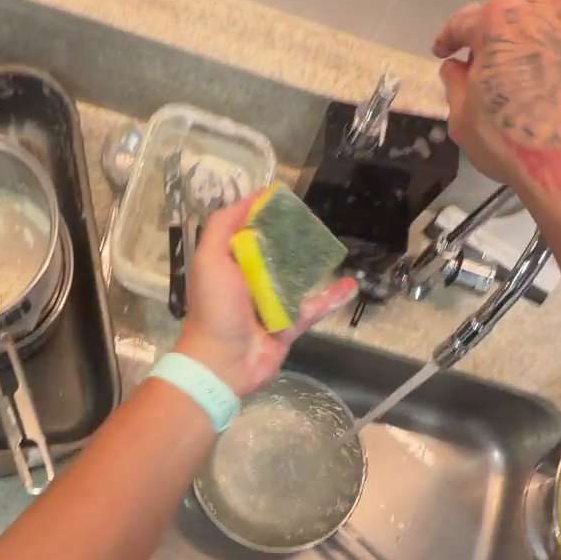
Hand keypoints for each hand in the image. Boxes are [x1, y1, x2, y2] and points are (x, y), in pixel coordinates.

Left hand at [174, 194, 358, 395]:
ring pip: (297, 278)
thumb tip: (253, 197)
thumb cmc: (215, 309)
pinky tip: (351, 283)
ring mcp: (271, 304)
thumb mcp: (209, 258)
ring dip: (314, 262)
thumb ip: (224, 225)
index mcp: (229, 264)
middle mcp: (249, 282)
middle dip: (293, 236)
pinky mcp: (288, 326)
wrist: (223, 363)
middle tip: (315, 220)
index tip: (285, 199)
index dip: (264, 215)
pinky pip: (313, 308)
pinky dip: (332, 297)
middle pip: (276, 252)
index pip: (248, 232)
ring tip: (332, 243)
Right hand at [433, 0, 560, 197]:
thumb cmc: (506, 136)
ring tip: (513, 74)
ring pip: (537, 25)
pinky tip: (543, 82)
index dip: (448, 40)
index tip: (442, 53)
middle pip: (504, 18)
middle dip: (488, 40)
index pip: (463, 22)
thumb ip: (454, 83)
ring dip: (521, 45)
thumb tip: (456, 67)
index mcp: (498, 19)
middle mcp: (539, 6)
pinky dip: (549, 56)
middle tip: (478, 66)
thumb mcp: (462, 116)